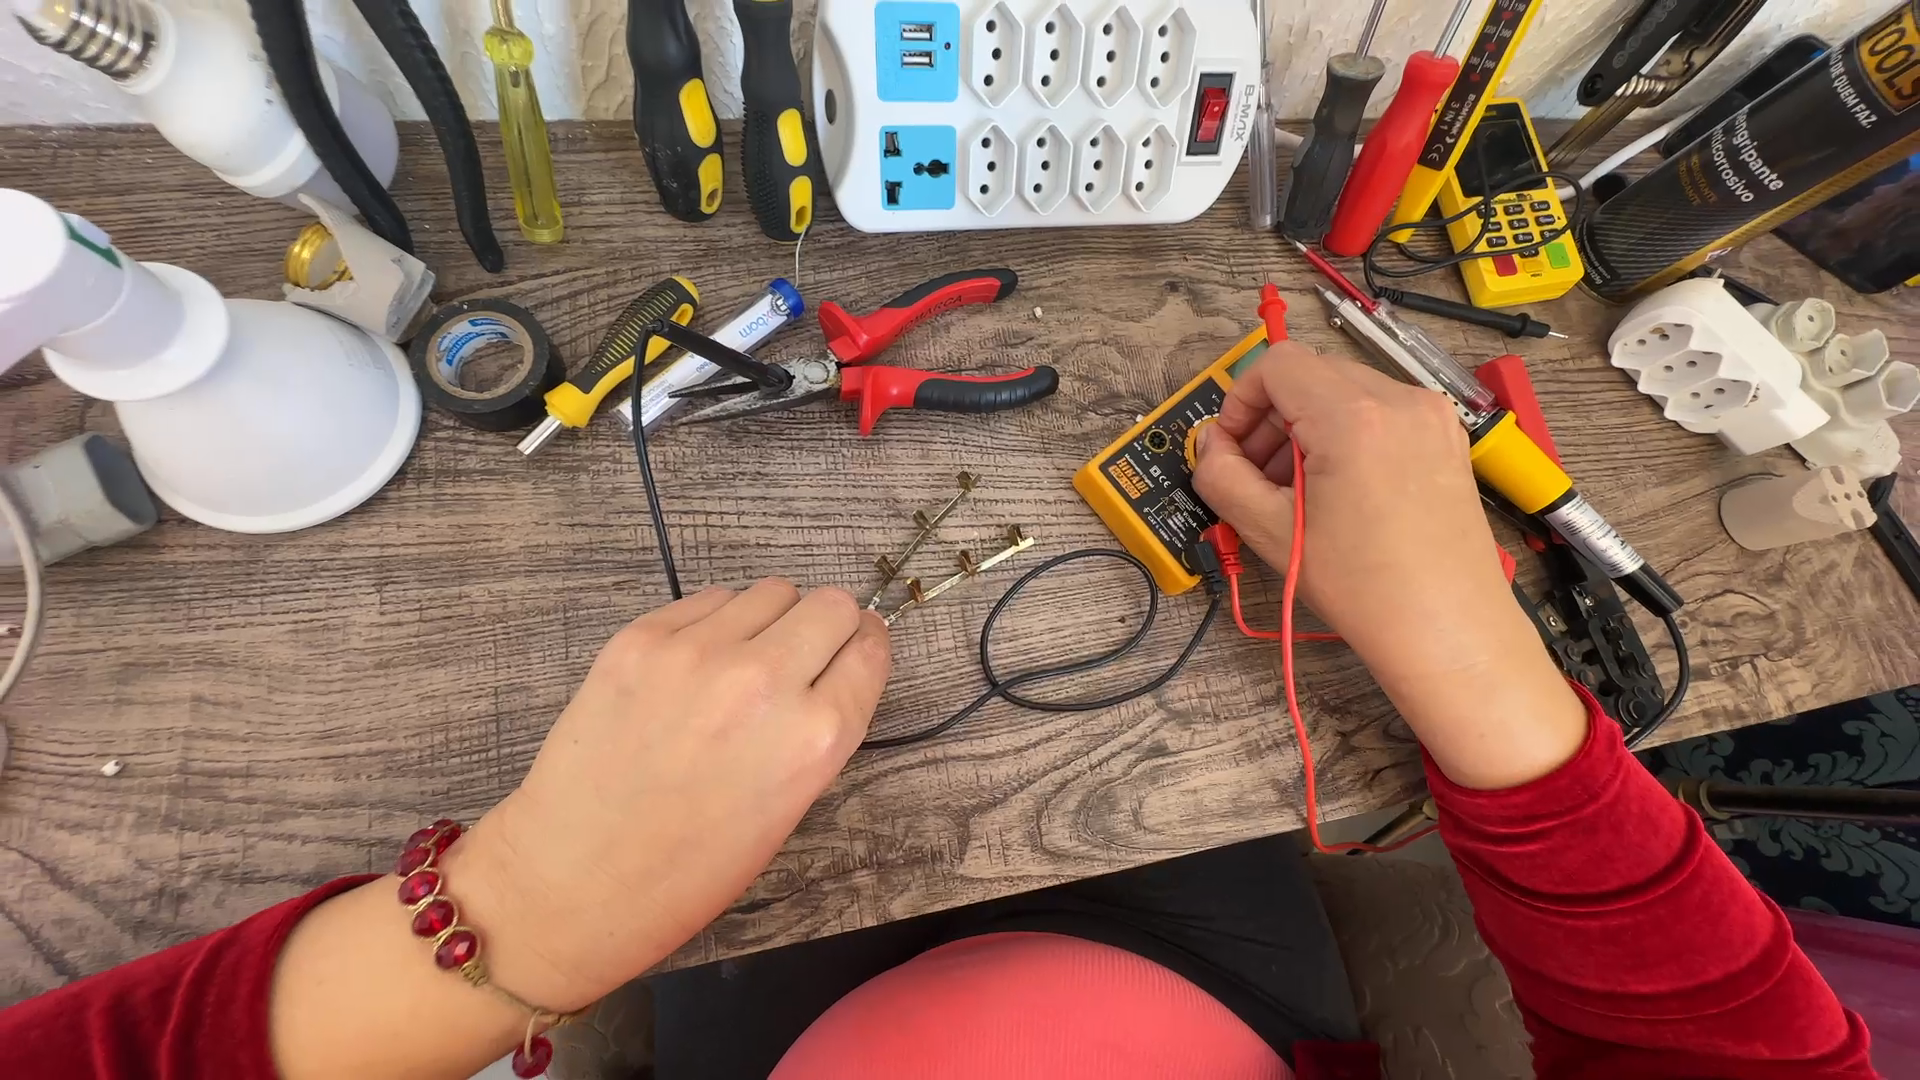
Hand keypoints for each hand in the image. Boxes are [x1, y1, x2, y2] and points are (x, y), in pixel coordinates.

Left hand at [446, 580, 891, 1010]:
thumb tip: (836, 662)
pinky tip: (693, 668)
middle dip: (828, 626)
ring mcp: (698, 653)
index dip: (865, 646)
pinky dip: (717, 624)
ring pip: (773, 590)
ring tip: (740, 664)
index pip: (871, 648)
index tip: (852, 651)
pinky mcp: (641, 638)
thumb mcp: (790, 805)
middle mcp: (766, 682)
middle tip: (800, 656)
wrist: (568, 886)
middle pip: (832, 603)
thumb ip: (822, 726)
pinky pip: (711, 600)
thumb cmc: (693, 870)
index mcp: (816, 737)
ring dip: (771, 620)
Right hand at [1192, 342, 1584, 788]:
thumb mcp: (1266, 530)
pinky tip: (1333, 488)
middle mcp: (1400, 402)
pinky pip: (1377, 411)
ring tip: (1293, 487)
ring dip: (1303, 426)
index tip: (1229, 444)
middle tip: (1253, 471)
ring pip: (1342, 390)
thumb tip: (1211, 445)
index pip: (1277, 365)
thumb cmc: (1364, 586)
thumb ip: (1220, 475)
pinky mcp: (1444, 438)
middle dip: (1269, 416)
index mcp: (1354, 418)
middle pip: (1310, 373)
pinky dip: (1341, 434)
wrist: (1445, 628)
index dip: (1239, 400)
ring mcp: (1430, 417)